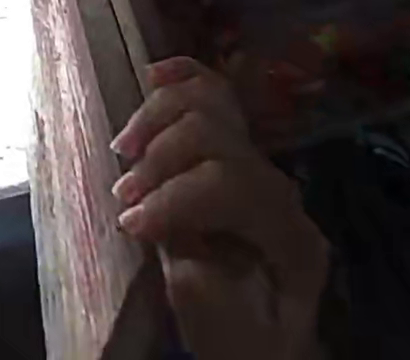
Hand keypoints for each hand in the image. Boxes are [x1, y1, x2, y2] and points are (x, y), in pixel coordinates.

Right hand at [111, 57, 327, 359]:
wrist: (262, 335)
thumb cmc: (244, 339)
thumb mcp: (229, 335)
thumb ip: (202, 287)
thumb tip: (166, 235)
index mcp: (287, 232)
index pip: (227, 184)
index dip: (172, 198)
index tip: (129, 225)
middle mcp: (275, 184)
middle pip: (210, 135)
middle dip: (157, 161)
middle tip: (125, 196)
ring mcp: (254, 160)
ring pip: (203, 104)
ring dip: (152, 121)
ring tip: (123, 151)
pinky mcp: (229, 146)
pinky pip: (211, 91)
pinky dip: (180, 76)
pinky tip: (152, 76)